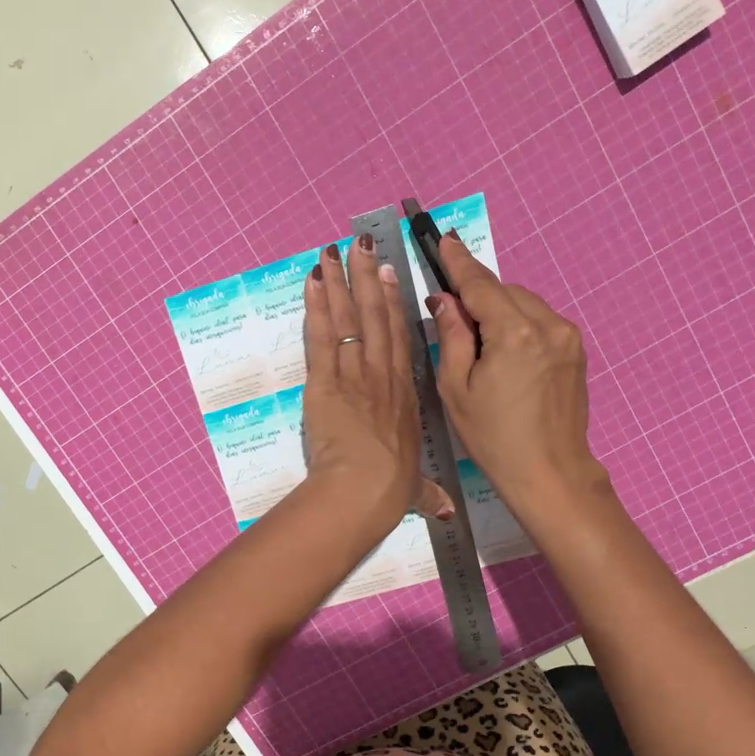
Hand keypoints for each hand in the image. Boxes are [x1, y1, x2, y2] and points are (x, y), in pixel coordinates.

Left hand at [301, 237, 454, 531]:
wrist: (366, 488)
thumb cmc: (390, 489)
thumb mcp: (413, 490)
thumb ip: (425, 493)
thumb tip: (441, 510)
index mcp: (404, 395)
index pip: (399, 341)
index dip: (393, 305)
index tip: (390, 276)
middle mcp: (382, 375)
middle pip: (376, 317)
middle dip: (369, 278)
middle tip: (363, 245)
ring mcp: (355, 373)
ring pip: (349, 319)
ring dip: (341, 282)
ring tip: (334, 251)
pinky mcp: (326, 380)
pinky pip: (321, 336)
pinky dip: (316, 307)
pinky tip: (313, 282)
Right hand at [428, 235, 609, 515]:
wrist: (549, 472)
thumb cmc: (493, 437)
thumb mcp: (456, 388)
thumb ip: (452, 336)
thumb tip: (445, 300)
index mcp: (514, 333)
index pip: (481, 285)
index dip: (459, 262)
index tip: (443, 239)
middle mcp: (547, 324)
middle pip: (504, 291)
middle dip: (477, 294)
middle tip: (450, 313)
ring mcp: (567, 336)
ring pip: (524, 304)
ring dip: (498, 310)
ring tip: (476, 342)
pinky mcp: (576, 350)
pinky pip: (539, 322)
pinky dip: (517, 324)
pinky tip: (501, 352)